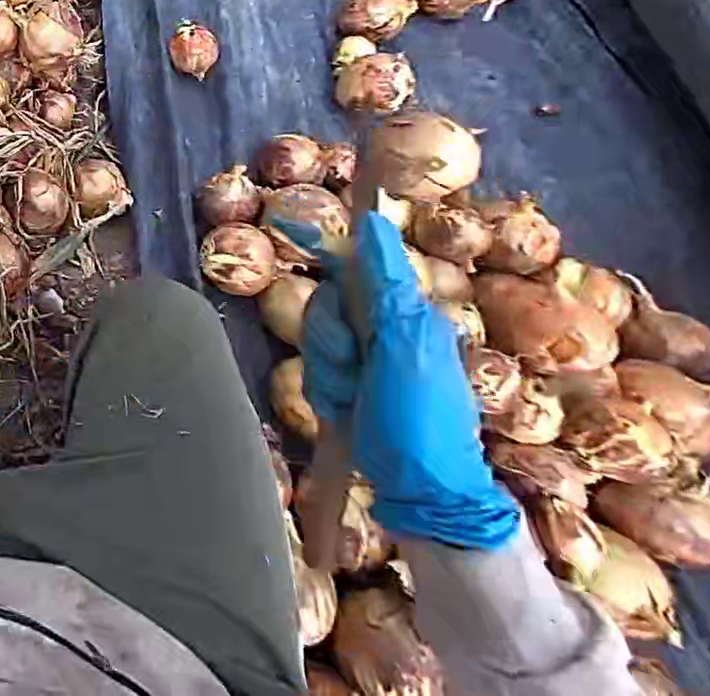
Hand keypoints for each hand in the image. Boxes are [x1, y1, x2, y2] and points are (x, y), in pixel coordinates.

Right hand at [301, 213, 520, 549]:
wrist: (420, 490)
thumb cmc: (419, 416)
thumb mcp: (405, 345)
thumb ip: (386, 284)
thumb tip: (374, 219)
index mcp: (404, 308)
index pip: (358, 261)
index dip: (327, 247)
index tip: (290, 231)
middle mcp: (384, 323)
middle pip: (328, 300)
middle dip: (330, 334)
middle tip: (353, 365)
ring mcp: (366, 354)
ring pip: (318, 333)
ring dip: (328, 367)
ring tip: (351, 394)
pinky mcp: (348, 379)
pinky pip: (315, 365)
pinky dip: (324, 387)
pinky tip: (344, 406)